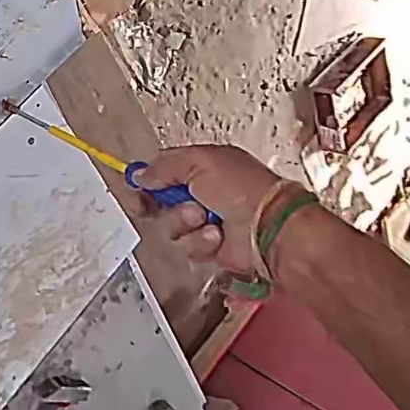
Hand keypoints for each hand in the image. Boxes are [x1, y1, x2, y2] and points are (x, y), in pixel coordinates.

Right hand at [134, 144, 299, 273]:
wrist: (272, 229)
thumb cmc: (245, 189)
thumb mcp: (199, 163)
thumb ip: (163, 166)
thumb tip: (139, 174)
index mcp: (202, 168)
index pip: (161, 171)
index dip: (146, 179)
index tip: (137, 186)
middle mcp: (202, 194)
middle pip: (158, 201)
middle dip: (162, 204)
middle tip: (170, 203)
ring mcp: (204, 220)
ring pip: (169, 225)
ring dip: (183, 222)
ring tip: (204, 218)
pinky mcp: (208, 246)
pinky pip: (186, 246)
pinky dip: (200, 241)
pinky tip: (216, 235)